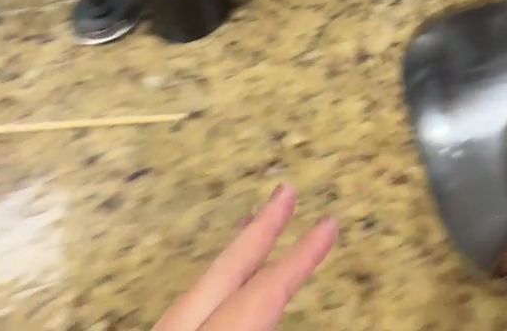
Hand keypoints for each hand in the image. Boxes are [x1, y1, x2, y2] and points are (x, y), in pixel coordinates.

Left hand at [153, 184, 337, 330]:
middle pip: (221, 273)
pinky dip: (211, 287)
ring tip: (255, 223)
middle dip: (258, 231)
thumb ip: (265, 315)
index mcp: (210, 330)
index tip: (330, 223)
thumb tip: (286, 294)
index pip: (263, 290)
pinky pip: (188, 309)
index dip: (300, 257)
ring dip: (232, 256)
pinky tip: (222, 286)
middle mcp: (176, 329)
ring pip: (197, 290)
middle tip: (287, 189)